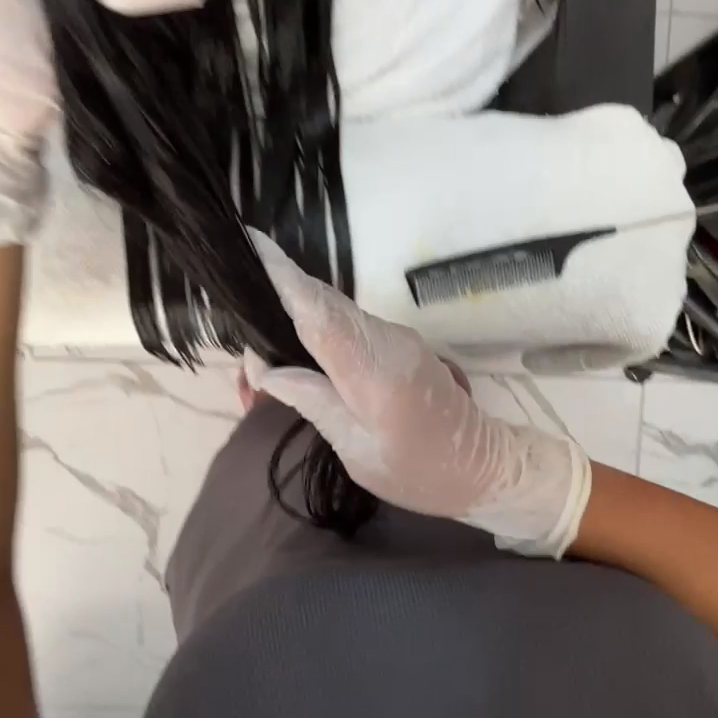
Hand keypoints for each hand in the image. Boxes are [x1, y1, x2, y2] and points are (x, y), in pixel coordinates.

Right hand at [246, 235, 593, 558]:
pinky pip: (349, 324)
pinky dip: (318, 329)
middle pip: (324, 304)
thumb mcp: (356, 449)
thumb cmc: (418, 472)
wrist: (480, 466)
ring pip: (335, 312)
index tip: (252, 245)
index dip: (285, 279)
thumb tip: (263, 366)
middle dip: (277, 297)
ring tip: (258, 348)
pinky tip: (295, 349)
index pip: (321, 314)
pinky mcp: (400, 341)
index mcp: (376, 372)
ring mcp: (398, 336)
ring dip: (295, 317)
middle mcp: (389, 340)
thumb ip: (312, 400)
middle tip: (237, 319)